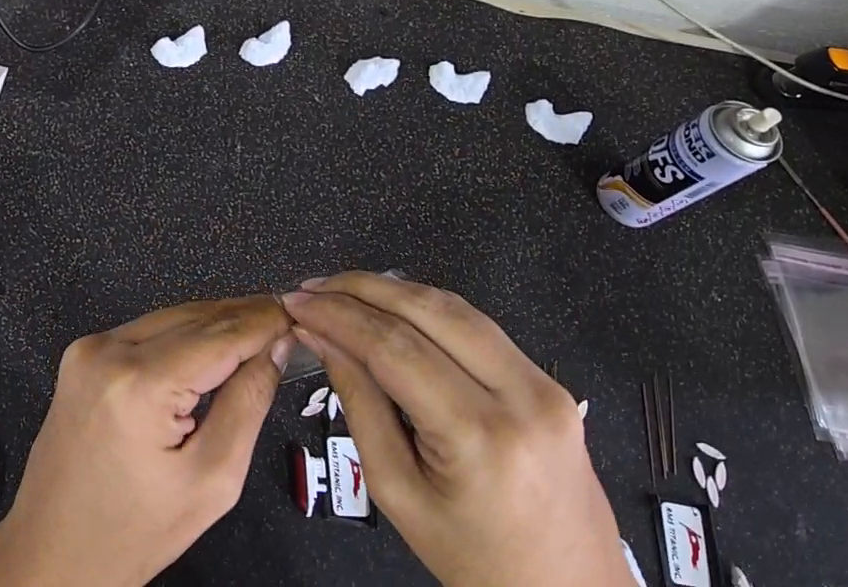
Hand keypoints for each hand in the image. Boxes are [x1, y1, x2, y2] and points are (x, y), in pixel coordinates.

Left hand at [0, 296, 291, 586]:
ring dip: (216, 321)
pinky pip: (146, 331)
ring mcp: (89, 349)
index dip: (263, 321)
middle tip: (288, 319)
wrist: (53, 550)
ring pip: (170, 317)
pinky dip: (184, 333)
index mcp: (139, 385)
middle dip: (244, 316)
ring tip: (261, 329)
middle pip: (194, 317)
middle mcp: (108, 352)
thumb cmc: (134, 531)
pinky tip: (214, 343)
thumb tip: (274, 348)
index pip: (219, 335)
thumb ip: (247, 404)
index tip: (300, 316)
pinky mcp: (82, 355)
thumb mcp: (211, 481)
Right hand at [283, 273, 625, 586]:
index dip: (338, 317)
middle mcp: (523, 397)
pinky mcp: (551, 382)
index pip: (394, 348)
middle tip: (312, 287)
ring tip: (341, 290)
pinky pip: (478, 327)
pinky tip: (390, 307)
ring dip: (392, 289)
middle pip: (428, 311)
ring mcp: (545, 385)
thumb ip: (360, 405)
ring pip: (456, 308)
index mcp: (480, 436)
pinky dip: (426, 309)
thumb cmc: (476, 561)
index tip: (296, 303)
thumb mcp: (398, 493)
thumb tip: (322, 338)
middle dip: (361, 289)